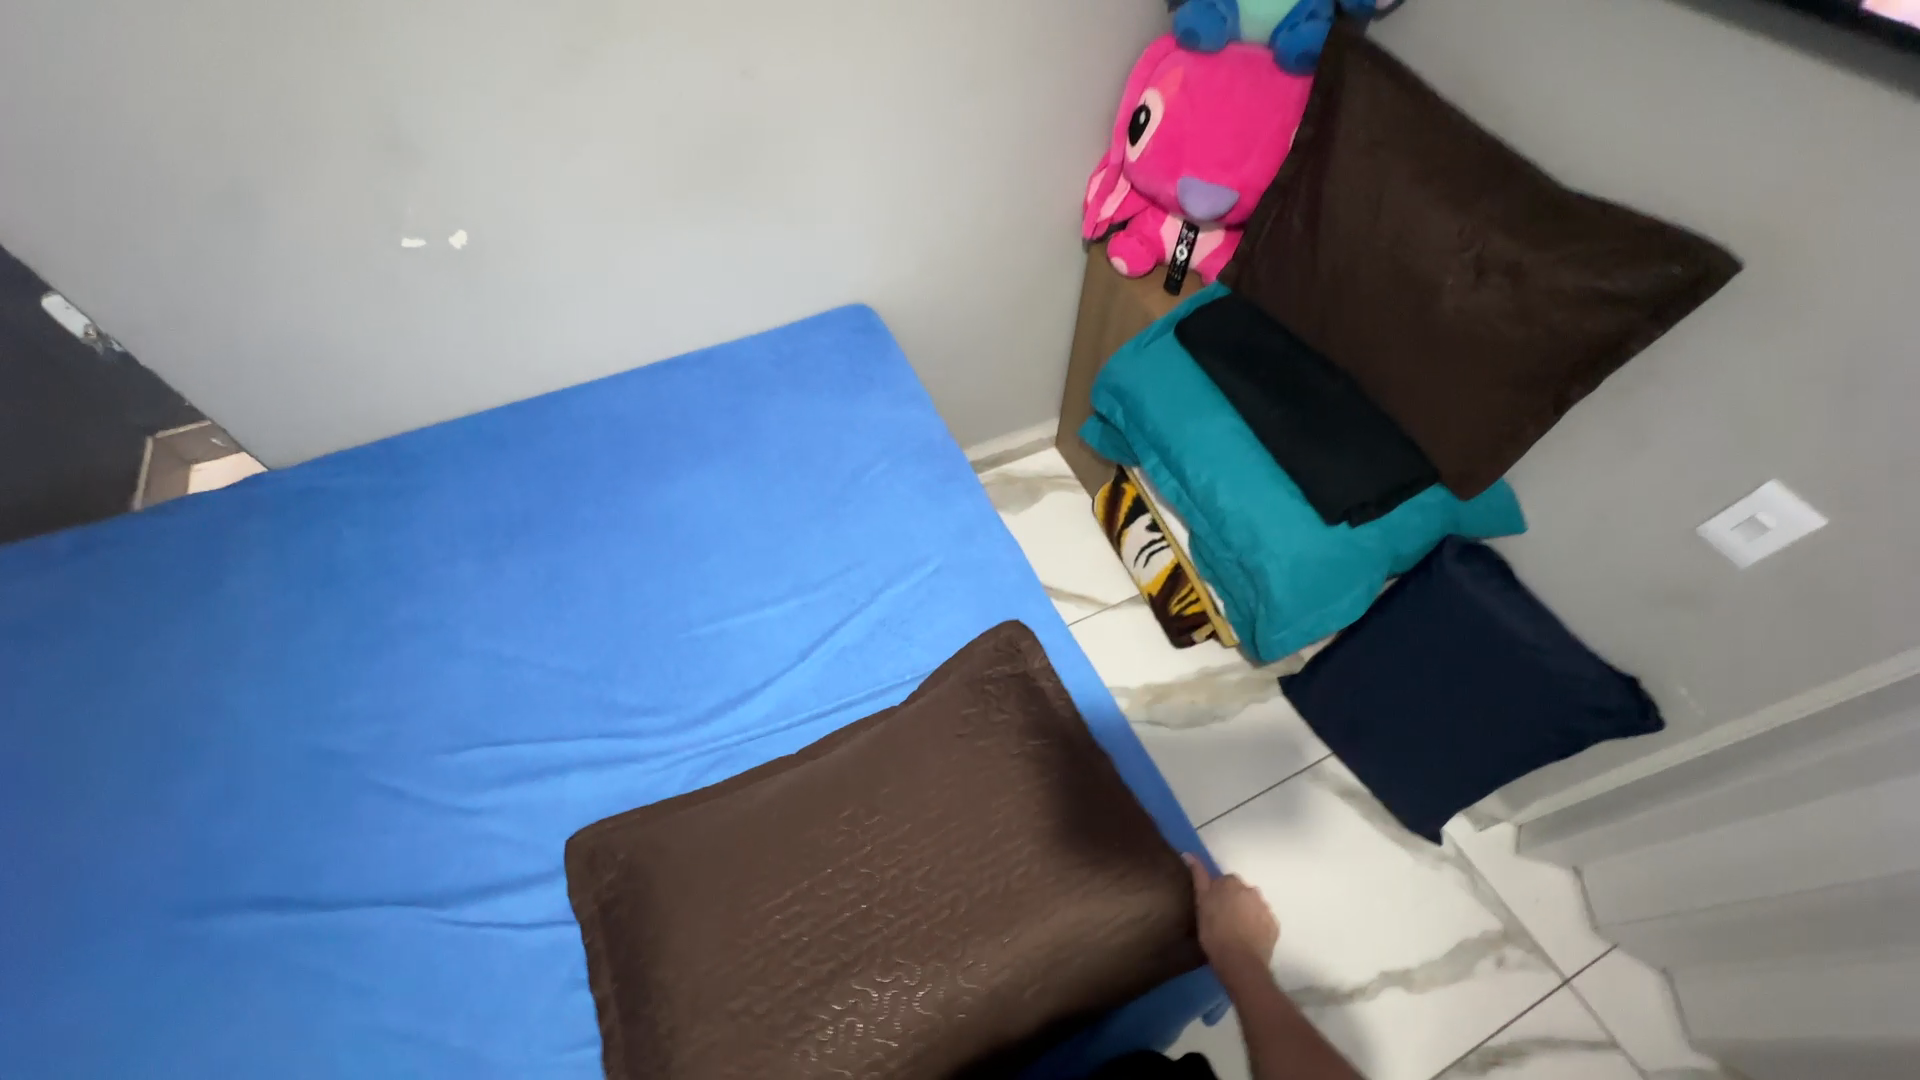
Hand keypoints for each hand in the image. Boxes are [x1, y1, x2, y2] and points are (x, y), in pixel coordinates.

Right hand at [1184, 853, 1278, 970]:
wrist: (1239, 962)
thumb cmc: (1214, 931)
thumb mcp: (1200, 902)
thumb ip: (1198, 876)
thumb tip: (1189, 853)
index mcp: (1231, 882)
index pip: (1224, 881)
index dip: (1217, 894)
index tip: (1212, 908)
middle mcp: (1251, 890)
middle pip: (1240, 892)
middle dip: (1234, 901)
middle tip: (1223, 920)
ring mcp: (1265, 908)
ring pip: (1253, 905)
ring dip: (1246, 913)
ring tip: (1236, 931)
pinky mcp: (1274, 926)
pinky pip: (1264, 921)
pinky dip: (1257, 926)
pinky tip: (1248, 938)